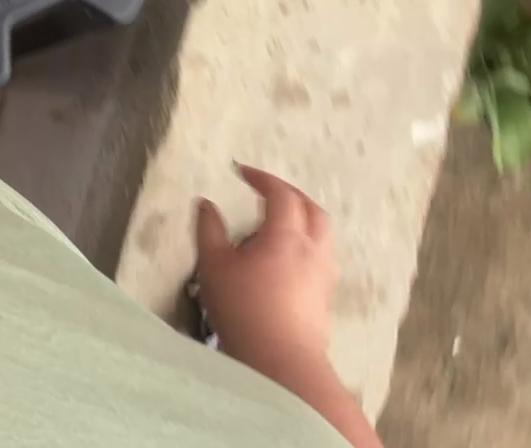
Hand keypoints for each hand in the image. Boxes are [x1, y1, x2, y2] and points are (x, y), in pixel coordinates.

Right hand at [195, 164, 336, 371]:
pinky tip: (283, 251)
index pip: (282, 195)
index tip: (241, 171)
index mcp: (286, 237)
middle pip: (313, 210)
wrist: (282, 359)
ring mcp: (323, 274)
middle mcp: (312, 251)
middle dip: (290, 193)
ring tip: (275, 217)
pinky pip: (321, 252)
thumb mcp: (214, 264)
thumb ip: (210, 229)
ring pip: (322, 233)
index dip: (262, 178)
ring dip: (302, 215)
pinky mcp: (324, 294)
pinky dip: (305, 238)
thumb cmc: (243, 306)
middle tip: (264, 187)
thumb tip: (206, 205)